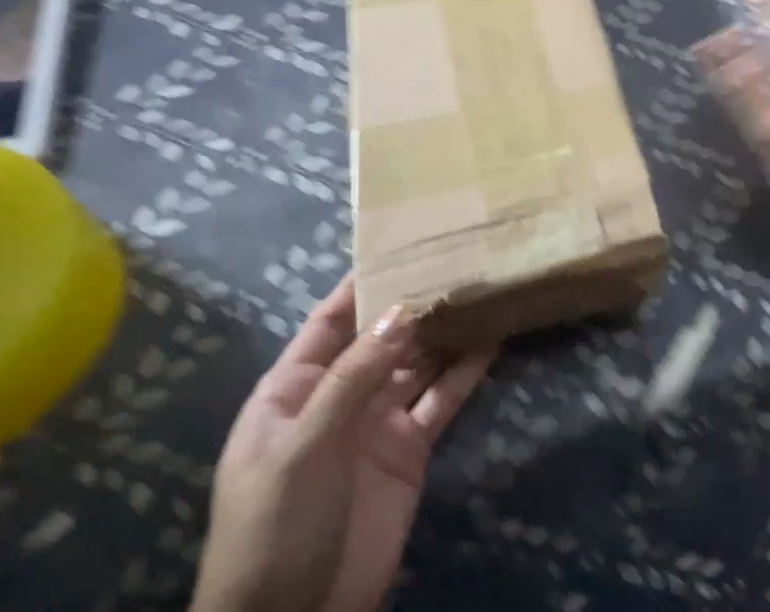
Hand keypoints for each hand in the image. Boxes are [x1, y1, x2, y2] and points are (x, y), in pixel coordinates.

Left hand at [192, 276, 493, 611]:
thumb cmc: (275, 525)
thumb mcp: (303, 447)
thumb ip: (353, 378)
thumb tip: (402, 311)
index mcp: (291, 391)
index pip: (328, 324)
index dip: (361, 285)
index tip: (402, 243)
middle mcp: (337, 397)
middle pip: (382, 338)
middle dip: (416, 303)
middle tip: (462, 259)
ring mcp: (377, 422)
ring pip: (419, 362)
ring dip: (447, 331)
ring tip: (486, 289)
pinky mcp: (411, 448)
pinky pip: (443, 398)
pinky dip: (467, 370)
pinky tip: (494, 339)